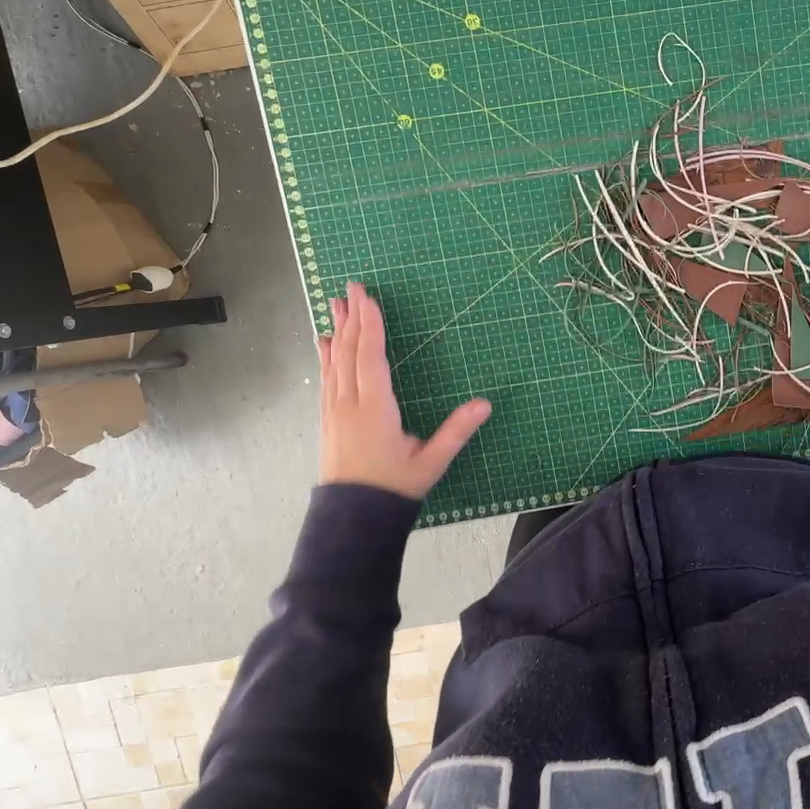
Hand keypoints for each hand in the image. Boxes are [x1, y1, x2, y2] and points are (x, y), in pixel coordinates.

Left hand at [318, 282, 490, 498]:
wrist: (352, 519)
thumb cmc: (394, 489)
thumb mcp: (431, 462)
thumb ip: (456, 431)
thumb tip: (484, 404)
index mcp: (374, 409)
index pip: (370, 357)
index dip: (369, 325)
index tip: (366, 297)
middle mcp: (348, 404)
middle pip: (348, 352)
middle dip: (350, 318)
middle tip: (349, 289)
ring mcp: (334, 412)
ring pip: (334, 363)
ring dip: (337, 332)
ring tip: (336, 306)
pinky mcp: (329, 421)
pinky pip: (327, 379)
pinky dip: (327, 356)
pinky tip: (324, 345)